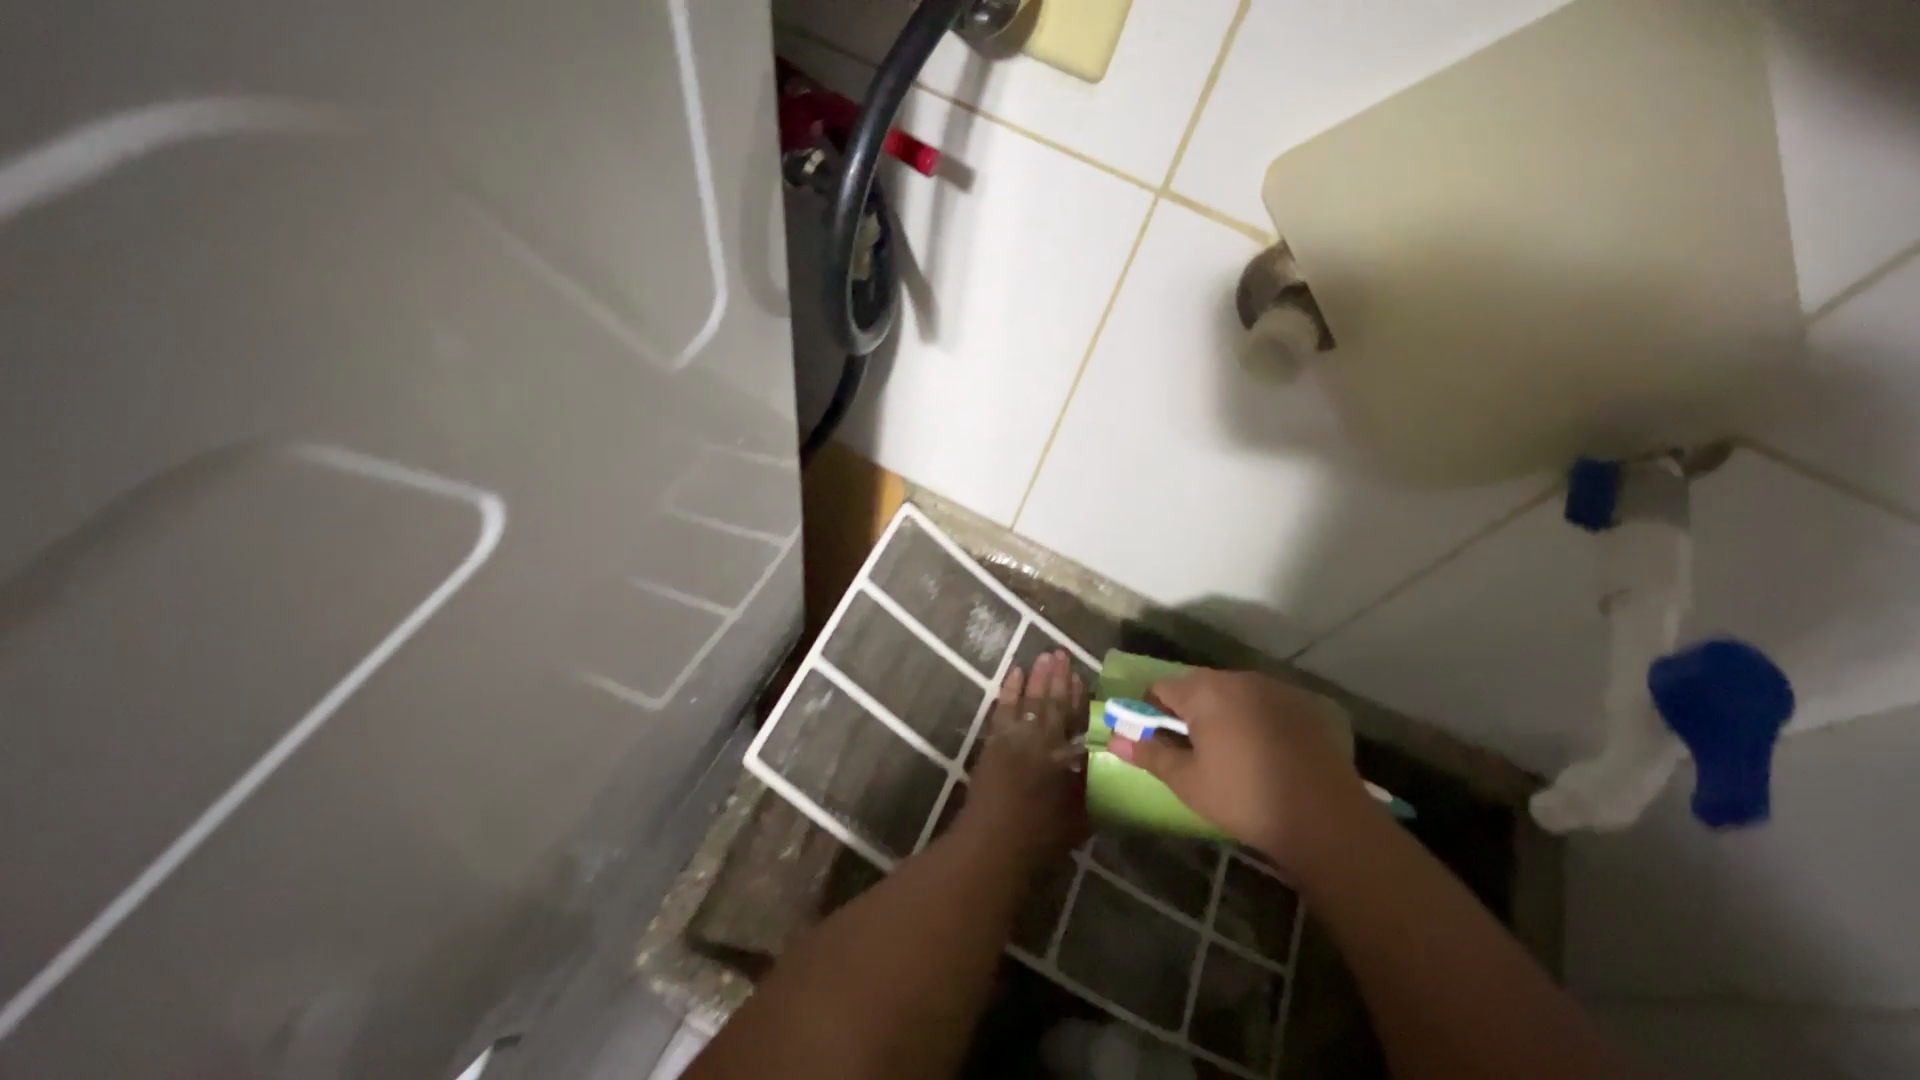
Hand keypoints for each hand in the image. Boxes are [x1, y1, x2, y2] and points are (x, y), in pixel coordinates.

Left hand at [961, 651, 1088, 863]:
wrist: (994, 846)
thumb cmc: (1041, 839)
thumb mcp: (1078, 816)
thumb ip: (1086, 786)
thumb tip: (1094, 764)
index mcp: (1067, 759)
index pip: (1077, 721)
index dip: (1080, 698)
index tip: (1082, 677)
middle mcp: (1043, 743)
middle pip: (1052, 704)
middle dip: (1058, 679)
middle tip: (1062, 654)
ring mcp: (1015, 740)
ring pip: (1029, 702)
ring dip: (1036, 678)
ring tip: (1044, 656)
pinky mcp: (994, 744)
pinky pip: (1003, 710)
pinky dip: (1009, 691)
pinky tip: (1014, 674)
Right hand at [1110, 669, 1366, 873]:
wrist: (1323, 816)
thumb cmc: (1243, 797)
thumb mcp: (1187, 781)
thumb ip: (1150, 753)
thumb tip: (1115, 738)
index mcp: (1204, 691)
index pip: (1162, 688)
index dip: (1152, 712)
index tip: (1157, 742)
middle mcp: (1240, 678)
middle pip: (1200, 686)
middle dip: (1190, 712)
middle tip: (1193, 753)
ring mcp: (1277, 688)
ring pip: (1236, 694)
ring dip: (1225, 714)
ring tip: (1232, 755)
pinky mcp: (1307, 705)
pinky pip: (1268, 704)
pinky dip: (1258, 720)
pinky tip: (1268, 755)